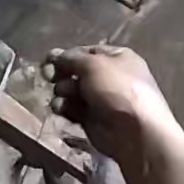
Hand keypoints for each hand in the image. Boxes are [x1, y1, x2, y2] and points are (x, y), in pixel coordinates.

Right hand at [42, 45, 175, 167]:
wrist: (135, 131)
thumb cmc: (117, 89)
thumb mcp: (93, 65)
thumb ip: (70, 59)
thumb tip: (53, 55)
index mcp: (117, 58)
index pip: (86, 52)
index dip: (67, 55)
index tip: (48, 60)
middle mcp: (109, 77)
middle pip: (77, 71)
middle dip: (61, 73)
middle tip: (48, 76)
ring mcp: (101, 99)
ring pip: (72, 91)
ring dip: (63, 91)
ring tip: (63, 95)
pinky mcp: (92, 119)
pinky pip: (73, 109)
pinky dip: (65, 107)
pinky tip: (60, 108)